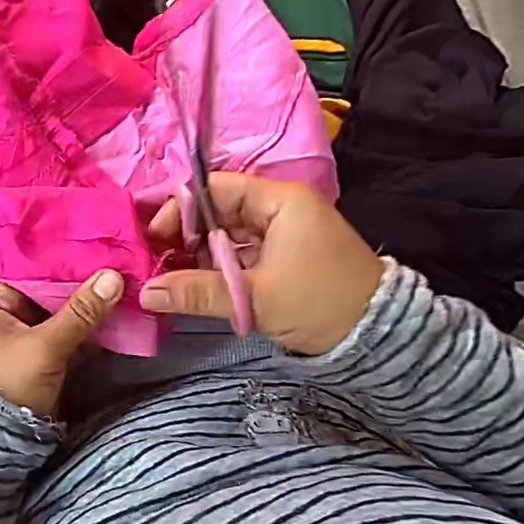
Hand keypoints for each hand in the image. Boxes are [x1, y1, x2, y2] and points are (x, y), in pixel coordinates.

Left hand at [0, 271, 123, 417]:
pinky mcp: (46, 356)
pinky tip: (117, 315)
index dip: (66, 261)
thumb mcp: (45, 345)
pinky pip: (71, 334)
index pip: (33, 271)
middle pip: (52, 292)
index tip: (100, 250)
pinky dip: (90, 328)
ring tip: (125, 286)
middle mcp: (9, 315)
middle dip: (84, 285)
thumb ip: (81, 311)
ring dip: (91, 307)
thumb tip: (113, 275)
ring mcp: (29, 336)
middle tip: (119, 267)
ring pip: (65, 314)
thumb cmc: (10, 383)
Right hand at [141, 174, 381, 354]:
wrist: (377, 335)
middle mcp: (280, 209)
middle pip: (220, 211)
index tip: (154, 237)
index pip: (217, 188)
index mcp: (280, 201)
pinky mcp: (284, 258)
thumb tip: (147, 293)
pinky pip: (242, 255)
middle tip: (157, 261)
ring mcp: (283, 234)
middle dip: (186, 235)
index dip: (181, 209)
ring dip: (201, 255)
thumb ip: (199, 292)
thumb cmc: (320, 304)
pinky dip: (220, 268)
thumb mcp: (257, 299)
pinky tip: (196, 285)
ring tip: (169, 276)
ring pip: (229, 236)